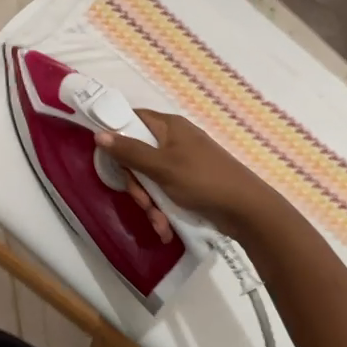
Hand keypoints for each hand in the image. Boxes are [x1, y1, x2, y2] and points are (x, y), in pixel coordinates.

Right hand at [95, 110, 281, 240]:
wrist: (247, 211)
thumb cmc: (203, 180)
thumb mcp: (162, 167)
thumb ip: (129, 151)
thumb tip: (98, 134)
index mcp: (168, 126)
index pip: (131, 119)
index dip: (116, 134)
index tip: (107, 157)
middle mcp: (173, 140)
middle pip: (137, 154)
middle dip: (136, 184)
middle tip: (141, 201)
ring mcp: (181, 162)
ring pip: (149, 178)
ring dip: (150, 203)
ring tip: (158, 223)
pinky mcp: (188, 183)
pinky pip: (164, 191)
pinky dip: (162, 209)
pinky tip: (166, 228)